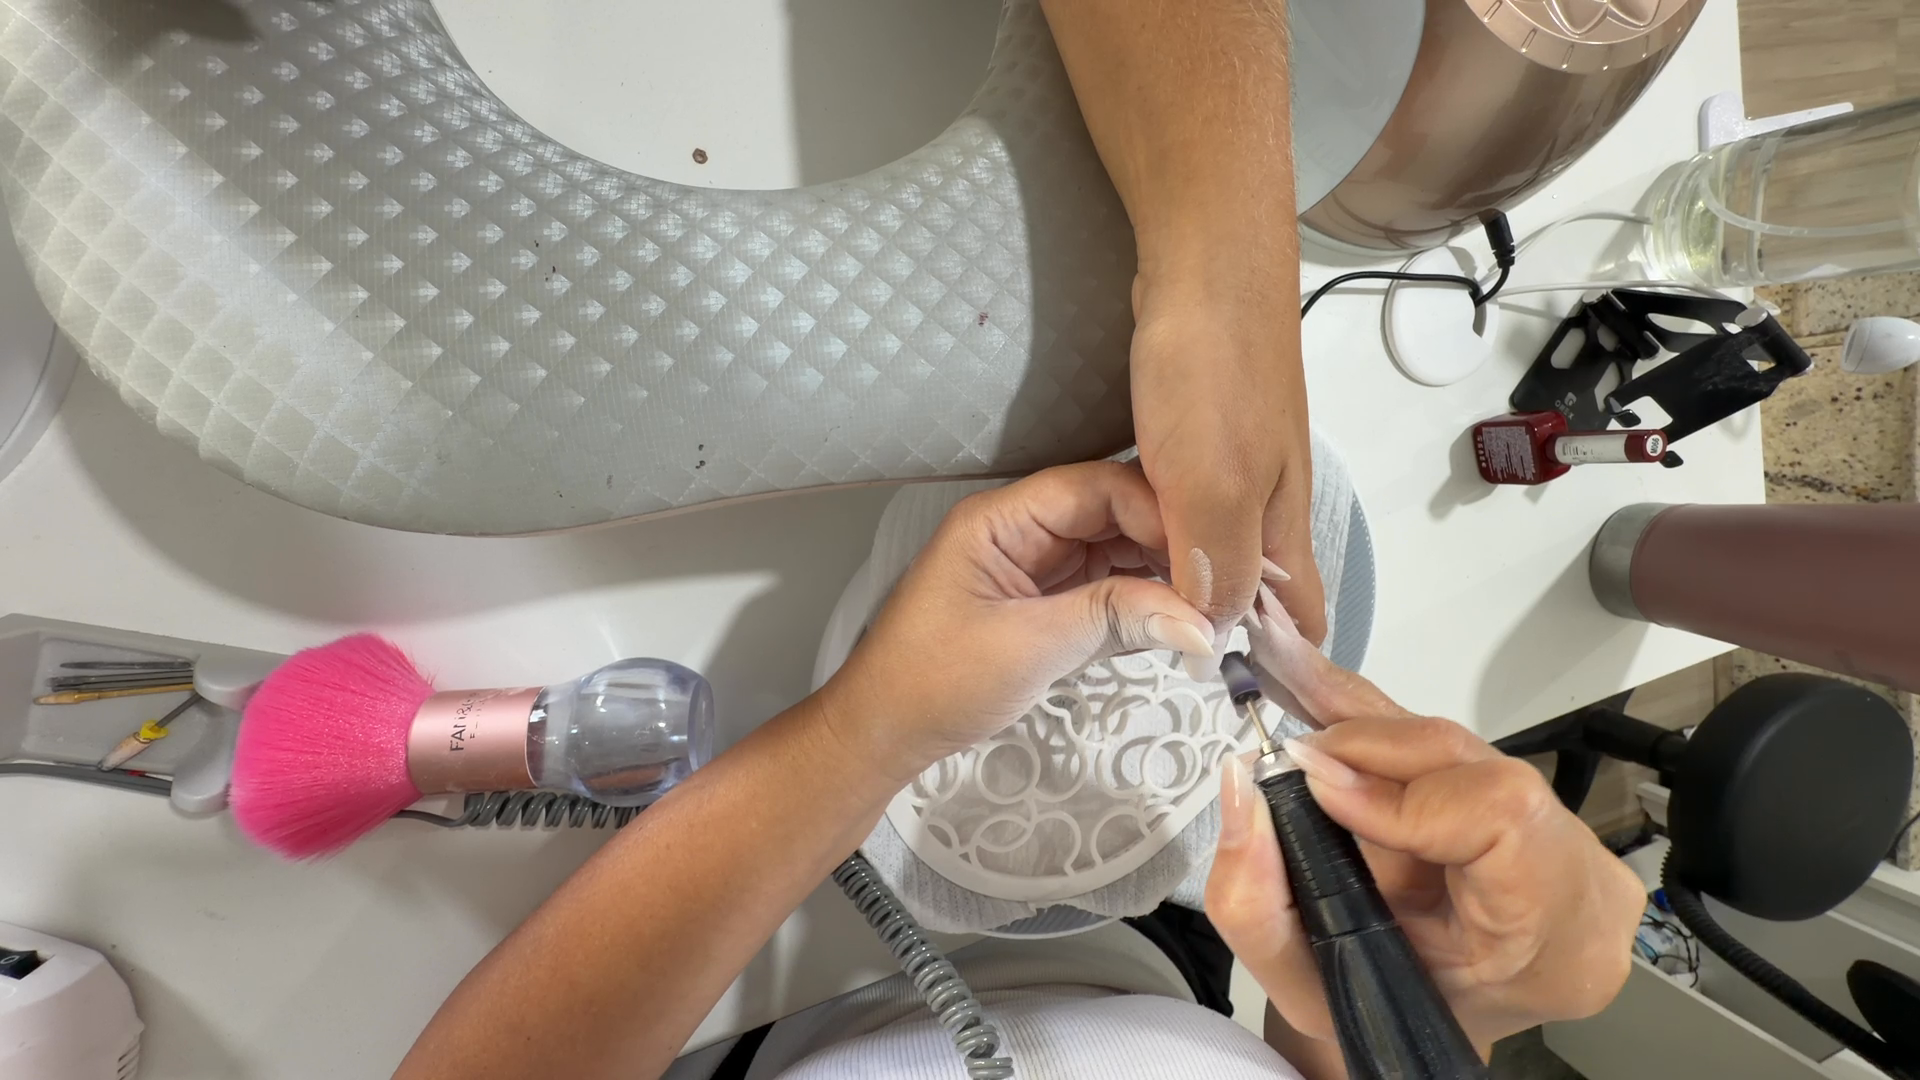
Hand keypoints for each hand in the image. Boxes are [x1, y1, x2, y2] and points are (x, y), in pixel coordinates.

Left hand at [820, 461, 1215, 784]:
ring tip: (1215, 603)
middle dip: (1168, 543)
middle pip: (1112, 514)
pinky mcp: (1047, 602)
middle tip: (1226, 581)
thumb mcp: (1026, 646)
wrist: (888, 730)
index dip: (1156, 512)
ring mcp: (1038, 566)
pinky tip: (1180, 617)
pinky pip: (1106, 587)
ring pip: (1115, 550)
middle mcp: (1024, 531)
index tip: (1207, 556)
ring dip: (1162, 574)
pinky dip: (1142, 602)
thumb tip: (1200, 621)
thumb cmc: (934, 681)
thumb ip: (1112, 619)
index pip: (1095, 488)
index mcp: (1003, 520)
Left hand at [1130, 301, 1326, 653]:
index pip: (1301, 616)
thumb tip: (1218, 626)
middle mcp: (1264, 506)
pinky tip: (1135, 557)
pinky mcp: (1201, 445)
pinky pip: (1189, 515)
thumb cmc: (1212, 376)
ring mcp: (1232, 472)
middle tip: (1170, 667)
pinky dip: (1168, 546)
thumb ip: (1220, 559)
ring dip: (1190, 589)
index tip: (1230, 699)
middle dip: (1223, 633)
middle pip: (1258, 591)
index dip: (1276, 664)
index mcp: (1279, 526)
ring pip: (1218, 551)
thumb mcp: (1213, 481)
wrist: (1204, 270)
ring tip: (1146, 628)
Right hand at [1206, 610, 1643, 1056]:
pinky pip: (1429, 734)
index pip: (1500, 818)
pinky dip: (1356, 706)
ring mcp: (1548, 824)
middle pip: (1468, 759)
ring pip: (1442, 737)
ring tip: (1275, 664)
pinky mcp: (1504, 790)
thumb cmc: (1368, 1014)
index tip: (1313, 782)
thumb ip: (1252, 898)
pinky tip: (1302, 669)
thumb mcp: (1295, 987)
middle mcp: (1571, 871)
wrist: (1412, 1014)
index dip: (1400, 793)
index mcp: (1551, 944)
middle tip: (1284, 744)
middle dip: (1360, 741)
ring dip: (1349, 714)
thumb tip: (1240, 780)